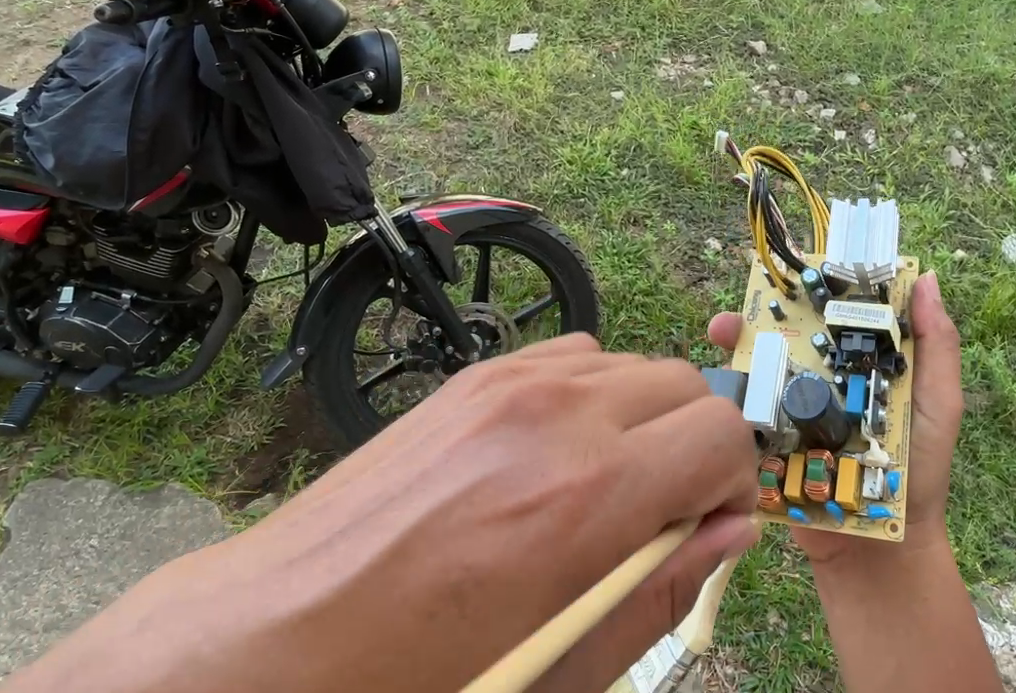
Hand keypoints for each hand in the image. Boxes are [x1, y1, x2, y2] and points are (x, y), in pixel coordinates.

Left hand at [0, 334, 760, 692]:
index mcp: (590, 494)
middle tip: (661, 504)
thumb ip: (664, 586)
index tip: (705, 519)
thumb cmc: (425, 672)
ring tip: (603, 479)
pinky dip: (591, 391)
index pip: (723, 433)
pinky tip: (554, 449)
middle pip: (687, 383)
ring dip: (643, 415)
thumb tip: (733, 530)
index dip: (733, 479)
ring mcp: (512, 382)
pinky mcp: (476, 375)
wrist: (283, 633)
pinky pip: (573, 354)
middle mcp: (560, 414)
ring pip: (633, 363)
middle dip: (696, 440)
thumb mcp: (565, 666)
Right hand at [706, 270, 962, 563]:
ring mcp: (794, 407)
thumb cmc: (919, 476)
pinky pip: (744, 409)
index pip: (839, 311)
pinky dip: (727, 391)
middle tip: (750, 295)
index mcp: (862, 361)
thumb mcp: (937, 406)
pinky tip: (715, 379)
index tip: (803, 261)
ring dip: (739, 342)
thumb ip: (938, 348)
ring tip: (723, 329)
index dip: (822, 282)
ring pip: (761, 363)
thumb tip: (927, 278)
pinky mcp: (770, 441)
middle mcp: (825, 376)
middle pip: (792, 330)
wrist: (882, 552)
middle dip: (767, 307)